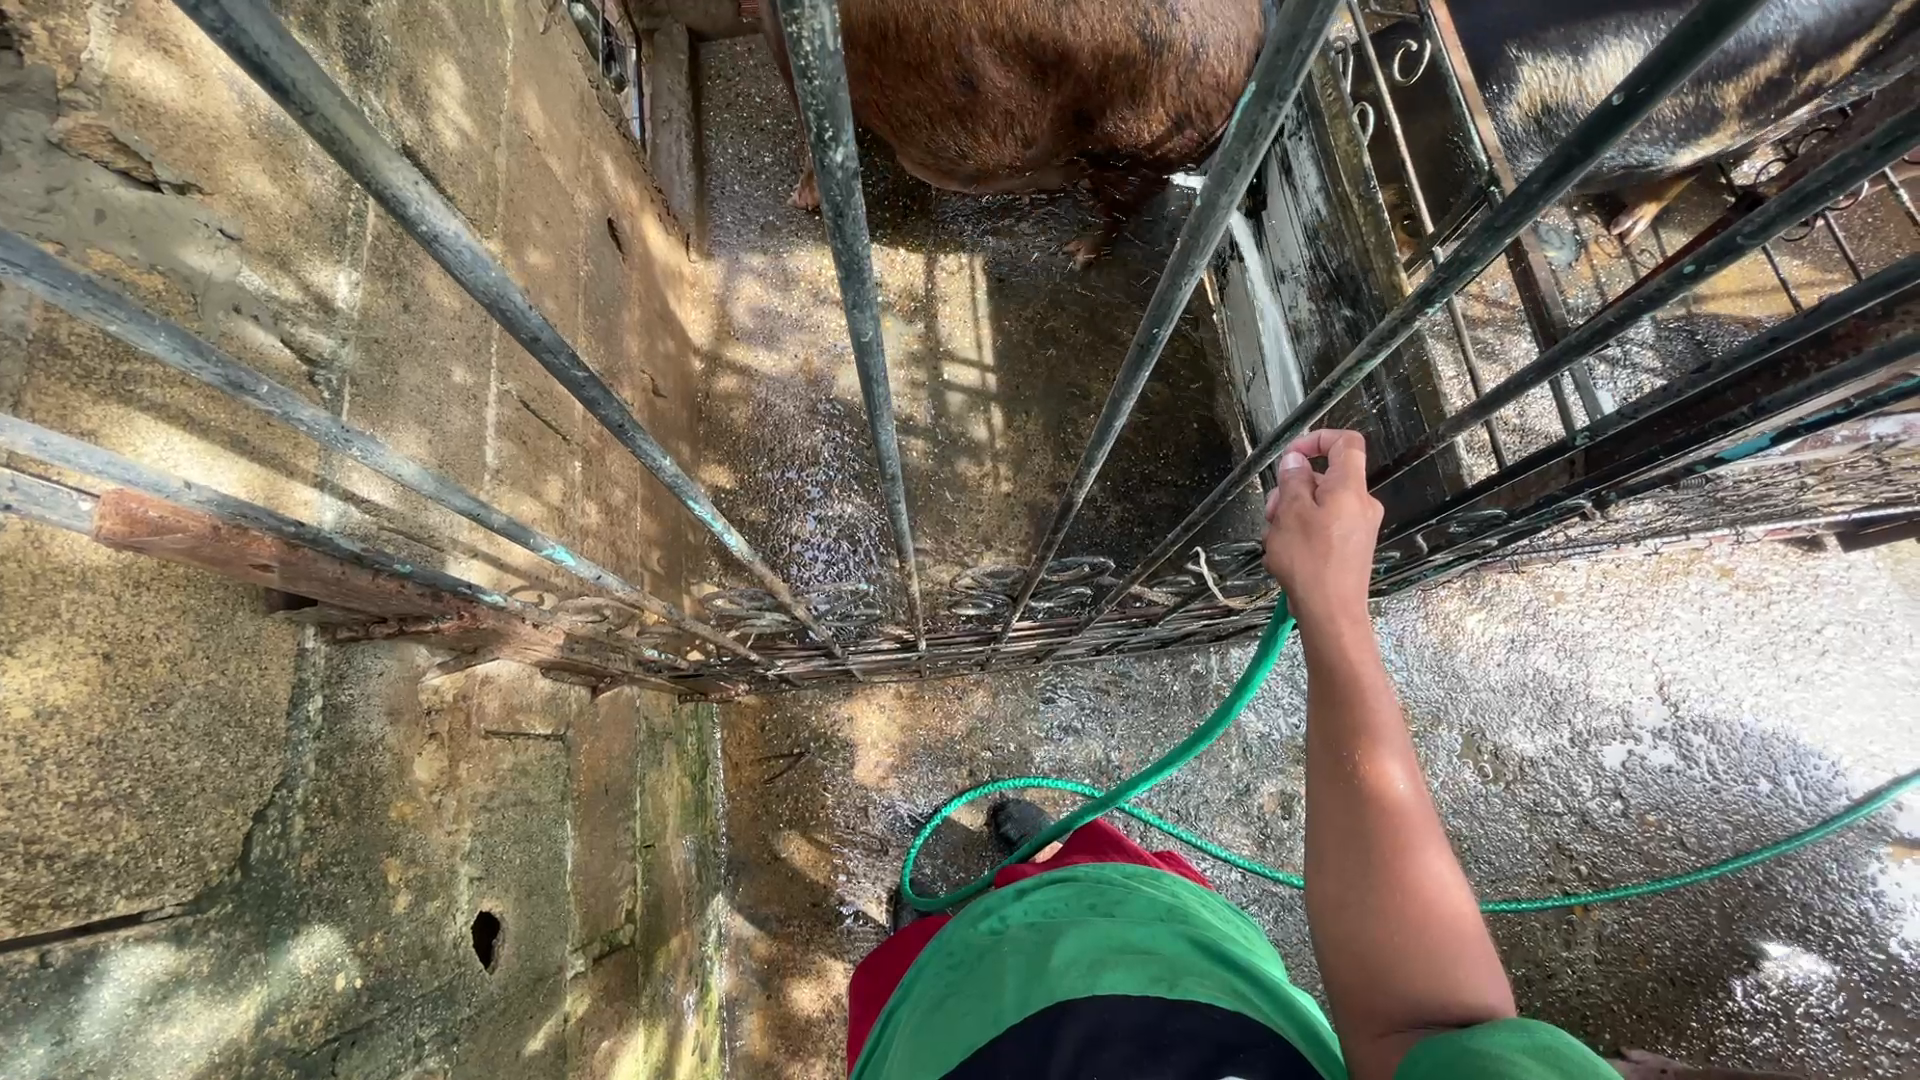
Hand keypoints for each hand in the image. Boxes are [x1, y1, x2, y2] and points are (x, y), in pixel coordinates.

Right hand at [1261, 429, 1383, 631]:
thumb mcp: (1290, 514)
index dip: (1317, 439)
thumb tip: (1295, 461)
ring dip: (1290, 515)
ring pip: (1318, 504)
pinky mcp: (1349, 547)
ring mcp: (1357, 527)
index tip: (1290, 456)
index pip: (1346, 443)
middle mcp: (1360, 504)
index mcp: (1349, 488)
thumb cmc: (1309, 561)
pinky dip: (1300, 532)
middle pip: (1323, 478)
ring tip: (1275, 540)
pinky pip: (1322, 526)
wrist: (1331, 611)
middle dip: (1291, 489)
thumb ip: (1292, 481)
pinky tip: (1285, 554)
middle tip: (1272, 512)